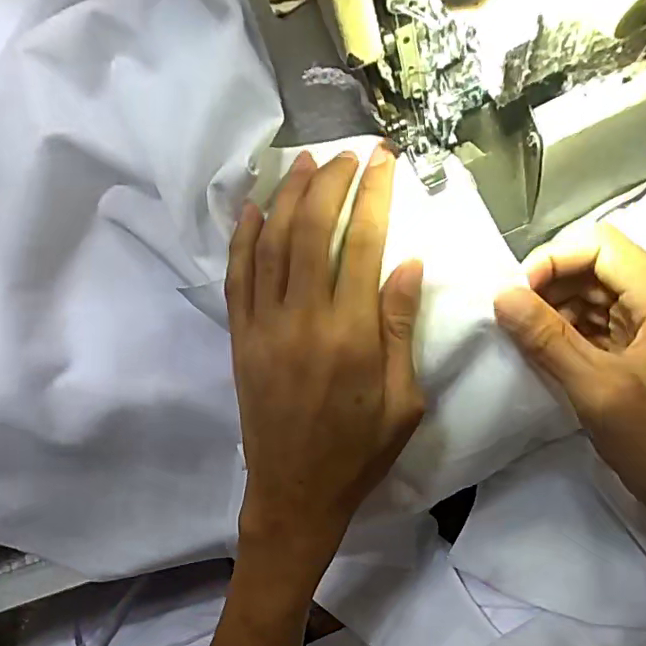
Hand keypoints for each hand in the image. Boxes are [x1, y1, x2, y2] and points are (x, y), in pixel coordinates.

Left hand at [228, 146, 425, 556]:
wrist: (296, 492)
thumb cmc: (360, 454)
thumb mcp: (403, 401)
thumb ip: (402, 330)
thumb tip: (408, 265)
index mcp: (353, 335)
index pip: (364, 244)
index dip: (375, 195)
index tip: (384, 162)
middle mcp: (304, 320)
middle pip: (312, 229)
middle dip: (331, 182)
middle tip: (348, 153)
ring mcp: (264, 327)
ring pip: (270, 243)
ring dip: (287, 196)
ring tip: (305, 163)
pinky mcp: (240, 339)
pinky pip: (237, 276)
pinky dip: (243, 237)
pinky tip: (253, 209)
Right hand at [493, 221, 645, 523]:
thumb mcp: (595, 388)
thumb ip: (546, 338)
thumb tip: (501, 295)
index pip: (602, 247)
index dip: (554, 260)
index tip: (517, 294)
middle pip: (598, 267)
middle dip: (551, 285)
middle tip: (513, 317)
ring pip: (595, 295)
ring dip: (556, 309)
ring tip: (523, 336)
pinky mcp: (642, 351)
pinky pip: (599, 325)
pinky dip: (568, 332)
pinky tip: (543, 350)